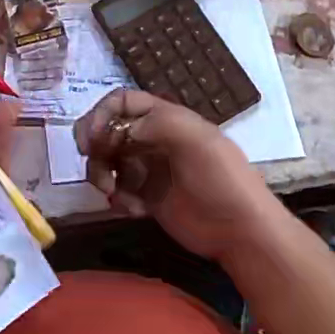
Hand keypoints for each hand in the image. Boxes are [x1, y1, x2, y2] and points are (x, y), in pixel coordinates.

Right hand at [74, 90, 285, 261]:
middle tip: (95, 166)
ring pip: (108, 161)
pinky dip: (117, 198)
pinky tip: (133, 210)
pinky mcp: (147, 198)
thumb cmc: (222, 179)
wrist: (241, 231)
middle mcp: (152, 139)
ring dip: (102, 174)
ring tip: (112, 193)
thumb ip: (157, 123)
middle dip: (95, 145)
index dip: (101, 114)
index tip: (92, 138)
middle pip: (108, 130)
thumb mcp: (197, 140)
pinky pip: (117, 190)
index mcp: (165, 117)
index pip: (121, 102)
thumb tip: (119, 129)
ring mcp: (148, 169)